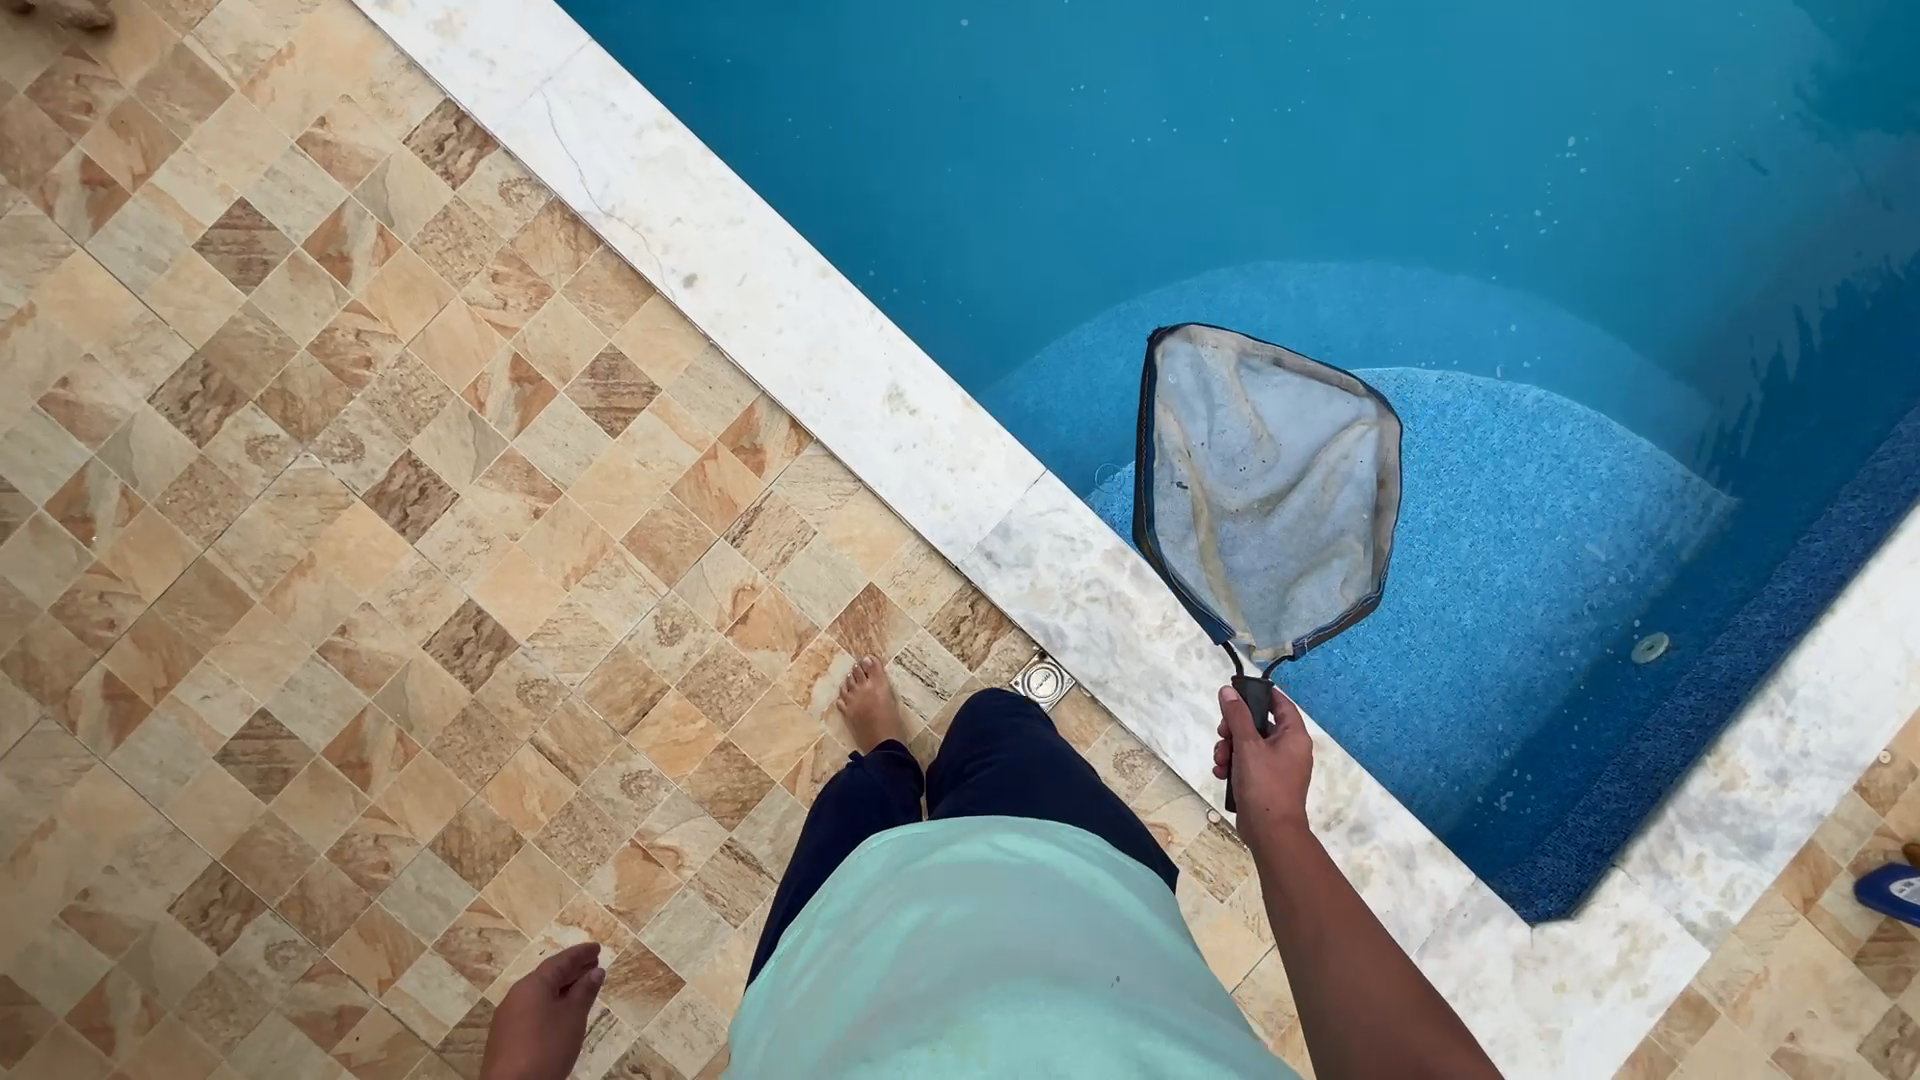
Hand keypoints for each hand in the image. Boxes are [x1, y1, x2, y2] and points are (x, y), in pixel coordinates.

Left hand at [481, 942, 605, 1079]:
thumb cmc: (547, 1048)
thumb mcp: (573, 1017)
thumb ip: (585, 991)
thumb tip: (595, 972)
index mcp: (532, 985)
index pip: (560, 961)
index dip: (580, 953)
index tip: (598, 948)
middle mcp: (516, 996)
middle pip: (548, 976)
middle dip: (572, 969)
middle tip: (594, 964)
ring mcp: (507, 1018)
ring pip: (539, 994)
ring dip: (562, 987)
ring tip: (583, 987)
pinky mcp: (504, 1038)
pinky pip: (532, 1009)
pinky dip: (550, 1003)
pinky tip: (562, 1012)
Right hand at [1212, 685, 1312, 846]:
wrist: (1270, 832)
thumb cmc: (1264, 784)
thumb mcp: (1247, 745)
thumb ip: (1236, 715)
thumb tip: (1227, 691)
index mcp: (1293, 736)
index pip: (1280, 703)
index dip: (1260, 694)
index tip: (1237, 692)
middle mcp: (1289, 748)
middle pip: (1258, 724)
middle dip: (1234, 728)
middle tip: (1222, 734)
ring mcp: (1277, 766)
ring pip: (1248, 744)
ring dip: (1229, 748)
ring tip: (1220, 761)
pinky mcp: (1265, 781)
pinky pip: (1247, 762)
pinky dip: (1233, 764)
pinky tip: (1222, 772)